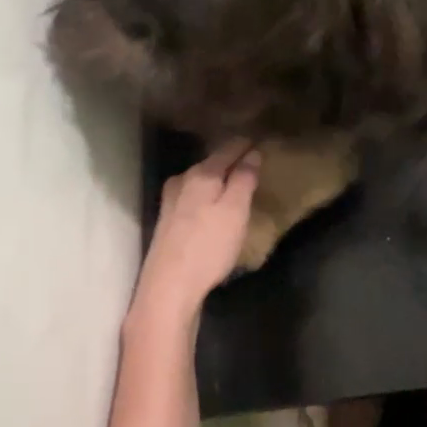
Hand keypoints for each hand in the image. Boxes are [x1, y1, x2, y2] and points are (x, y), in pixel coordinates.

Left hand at [129, 142, 260, 332]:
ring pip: (199, 180)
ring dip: (216, 178)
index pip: (228, 150)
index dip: (245, 144)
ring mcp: (170, 201)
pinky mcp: (167, 221)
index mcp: (201, 175)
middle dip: (230, 159)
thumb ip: (244, 179)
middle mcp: (182, 182)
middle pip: (211, 163)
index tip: (259, 140)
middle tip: (250, 159)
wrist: (168, 287)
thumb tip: (252, 153)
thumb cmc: (208, 247)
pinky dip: (206, 193)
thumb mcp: (235, 211)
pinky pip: (192, 196)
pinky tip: (211, 204)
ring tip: (234, 180)